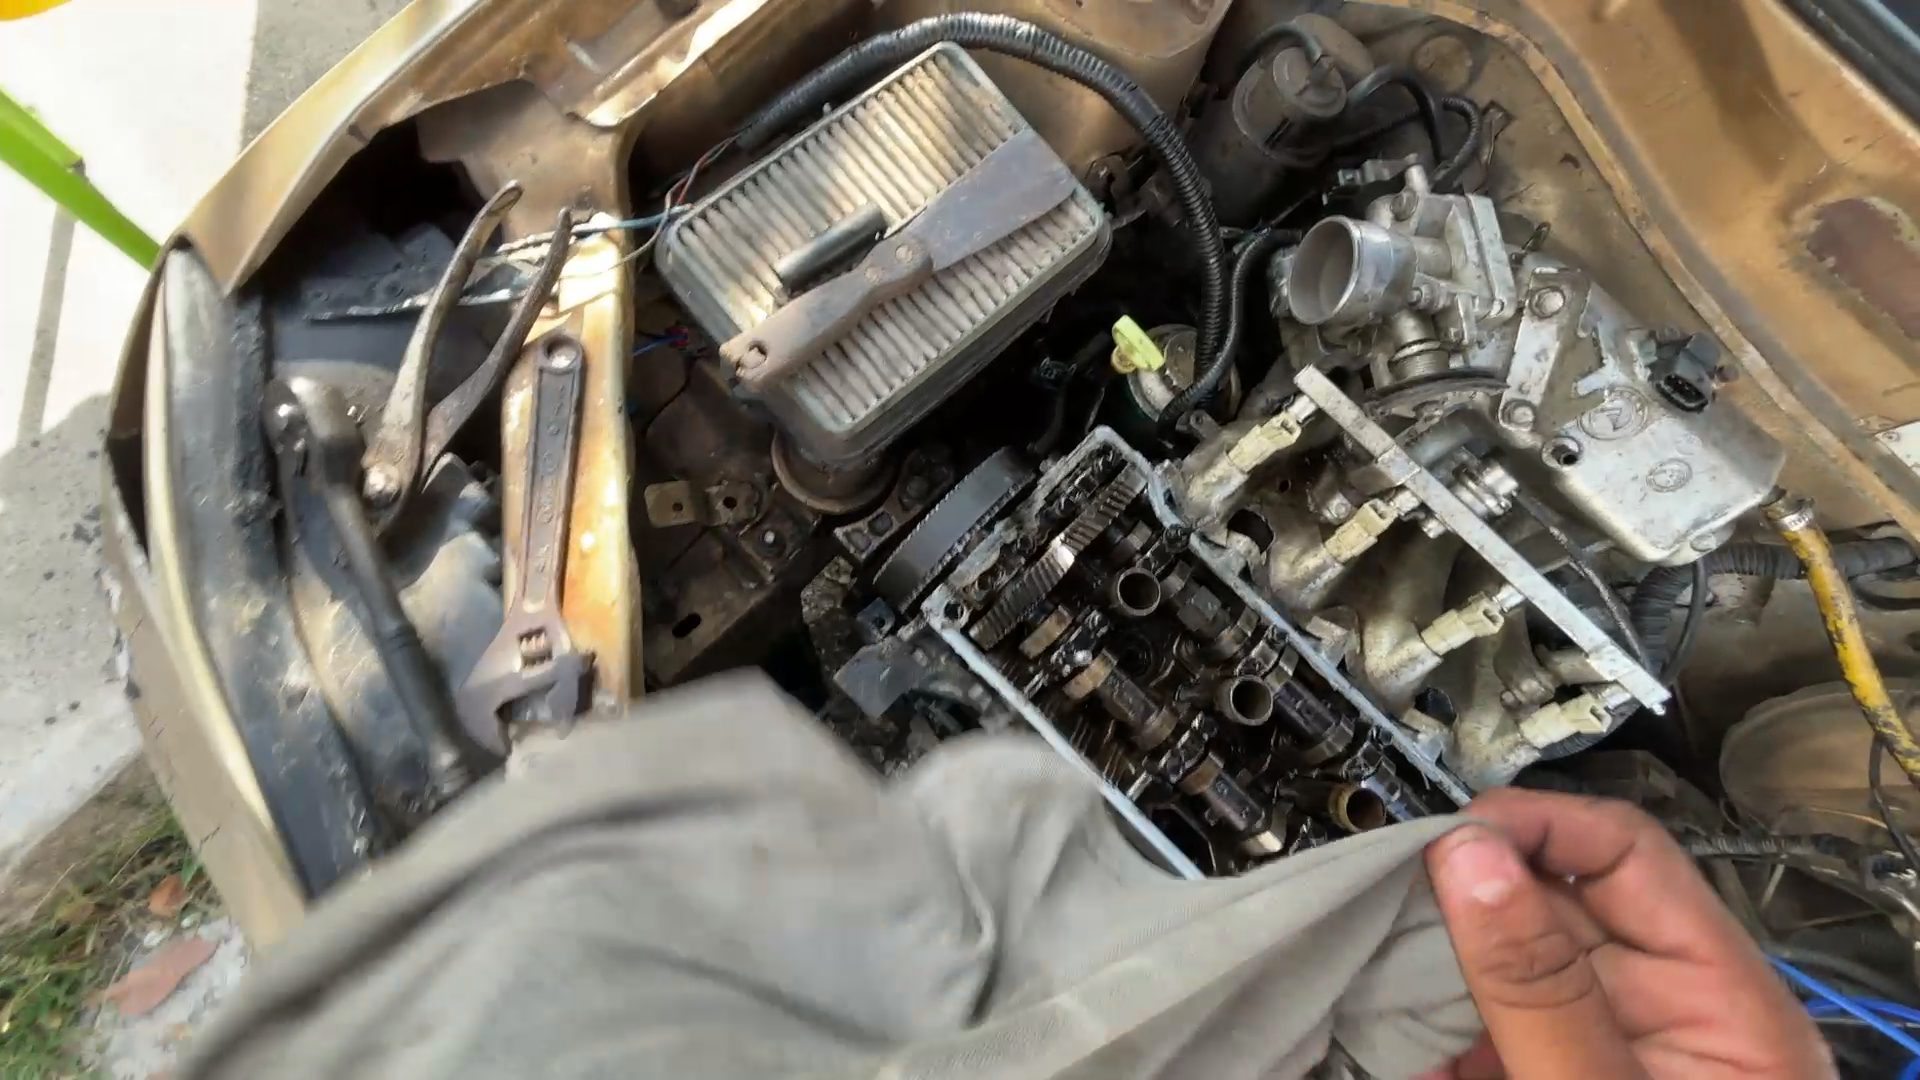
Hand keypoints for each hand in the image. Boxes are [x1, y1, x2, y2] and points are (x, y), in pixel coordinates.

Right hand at [1420, 788, 1832, 1078]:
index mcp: (1718, 1002)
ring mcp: (1573, 1023)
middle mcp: (1644, 996)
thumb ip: (1542, 986)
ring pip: (1484, 928)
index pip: (1624, 849)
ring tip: (1373, 924)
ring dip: (1422, 924)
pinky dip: (1410, 977)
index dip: (1534, 823)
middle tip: (1386, 883)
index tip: (1445, 839)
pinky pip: (1456, 985)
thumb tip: (1468, 848)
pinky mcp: (1513, 1051)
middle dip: (1457, 875)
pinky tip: (1380, 979)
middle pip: (1539, 884)